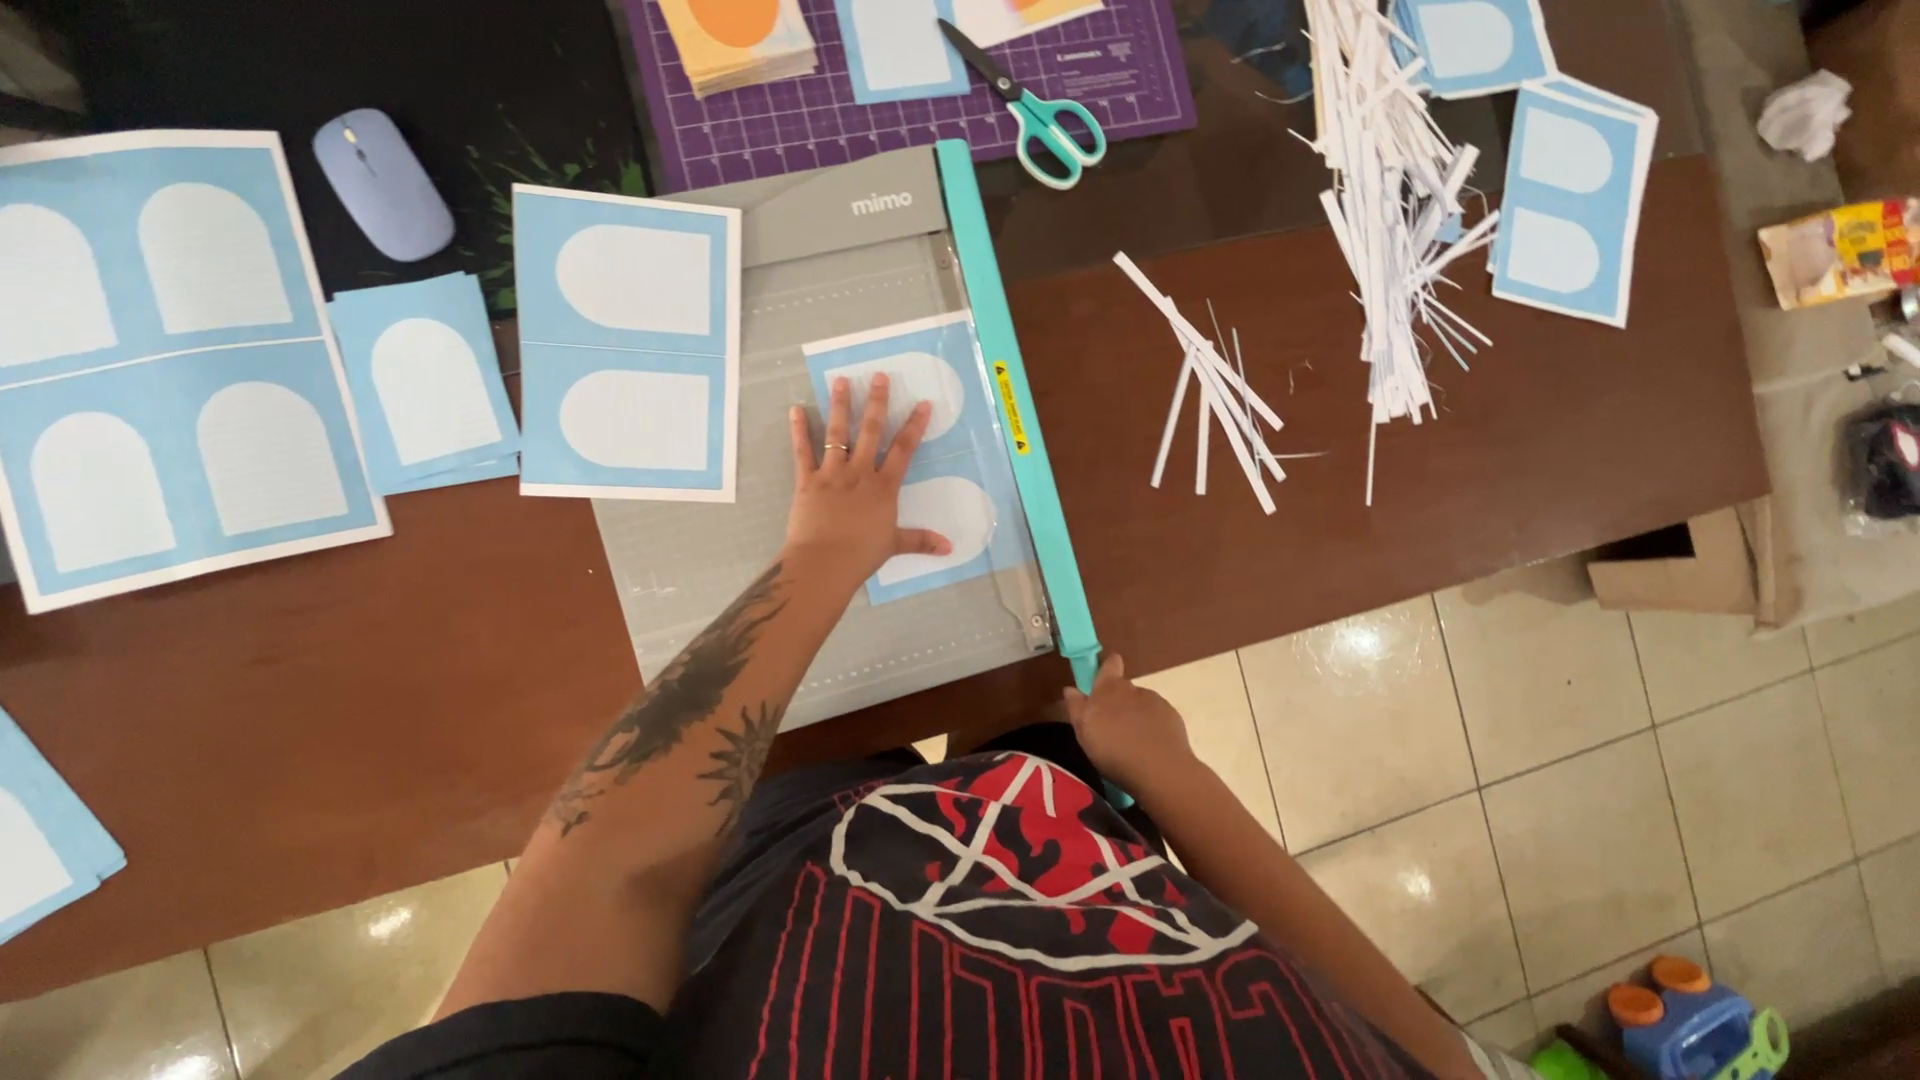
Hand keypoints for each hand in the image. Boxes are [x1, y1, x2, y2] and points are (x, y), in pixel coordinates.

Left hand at [784, 373, 950, 589]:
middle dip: (877, 402)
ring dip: (840, 405)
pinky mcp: (807, 481)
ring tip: (840, 381)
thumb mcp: (894, 545)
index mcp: (884, 487)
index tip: (923, 404)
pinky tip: (795, 409)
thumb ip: (920, 541)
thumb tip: (950, 547)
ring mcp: (832, 474)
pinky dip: (798, 430)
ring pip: (837, 433)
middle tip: (878, 376)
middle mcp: (859, 473)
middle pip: (870, 431)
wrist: (823, 563)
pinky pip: (802, 451)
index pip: (903, 449)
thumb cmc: (861, 555)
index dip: (914, 425)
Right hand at [1063, 654, 1199, 796]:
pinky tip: (1150, 747)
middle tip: (1112, 725)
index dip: (1108, 667)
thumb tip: (1070, 689)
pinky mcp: (1172, 718)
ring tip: (1132, 741)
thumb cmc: (1113, 751)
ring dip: (1136, 715)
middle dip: (1119, 700)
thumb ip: (1077, 707)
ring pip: (1141, 704)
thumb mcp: (1084, 732)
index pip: (1110, 665)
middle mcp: (1133, 689)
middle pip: (1124, 688)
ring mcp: (1155, 702)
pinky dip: (1153, 727)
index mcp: (1108, 689)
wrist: (1159, 769)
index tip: (1105, 679)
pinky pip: (1158, 717)